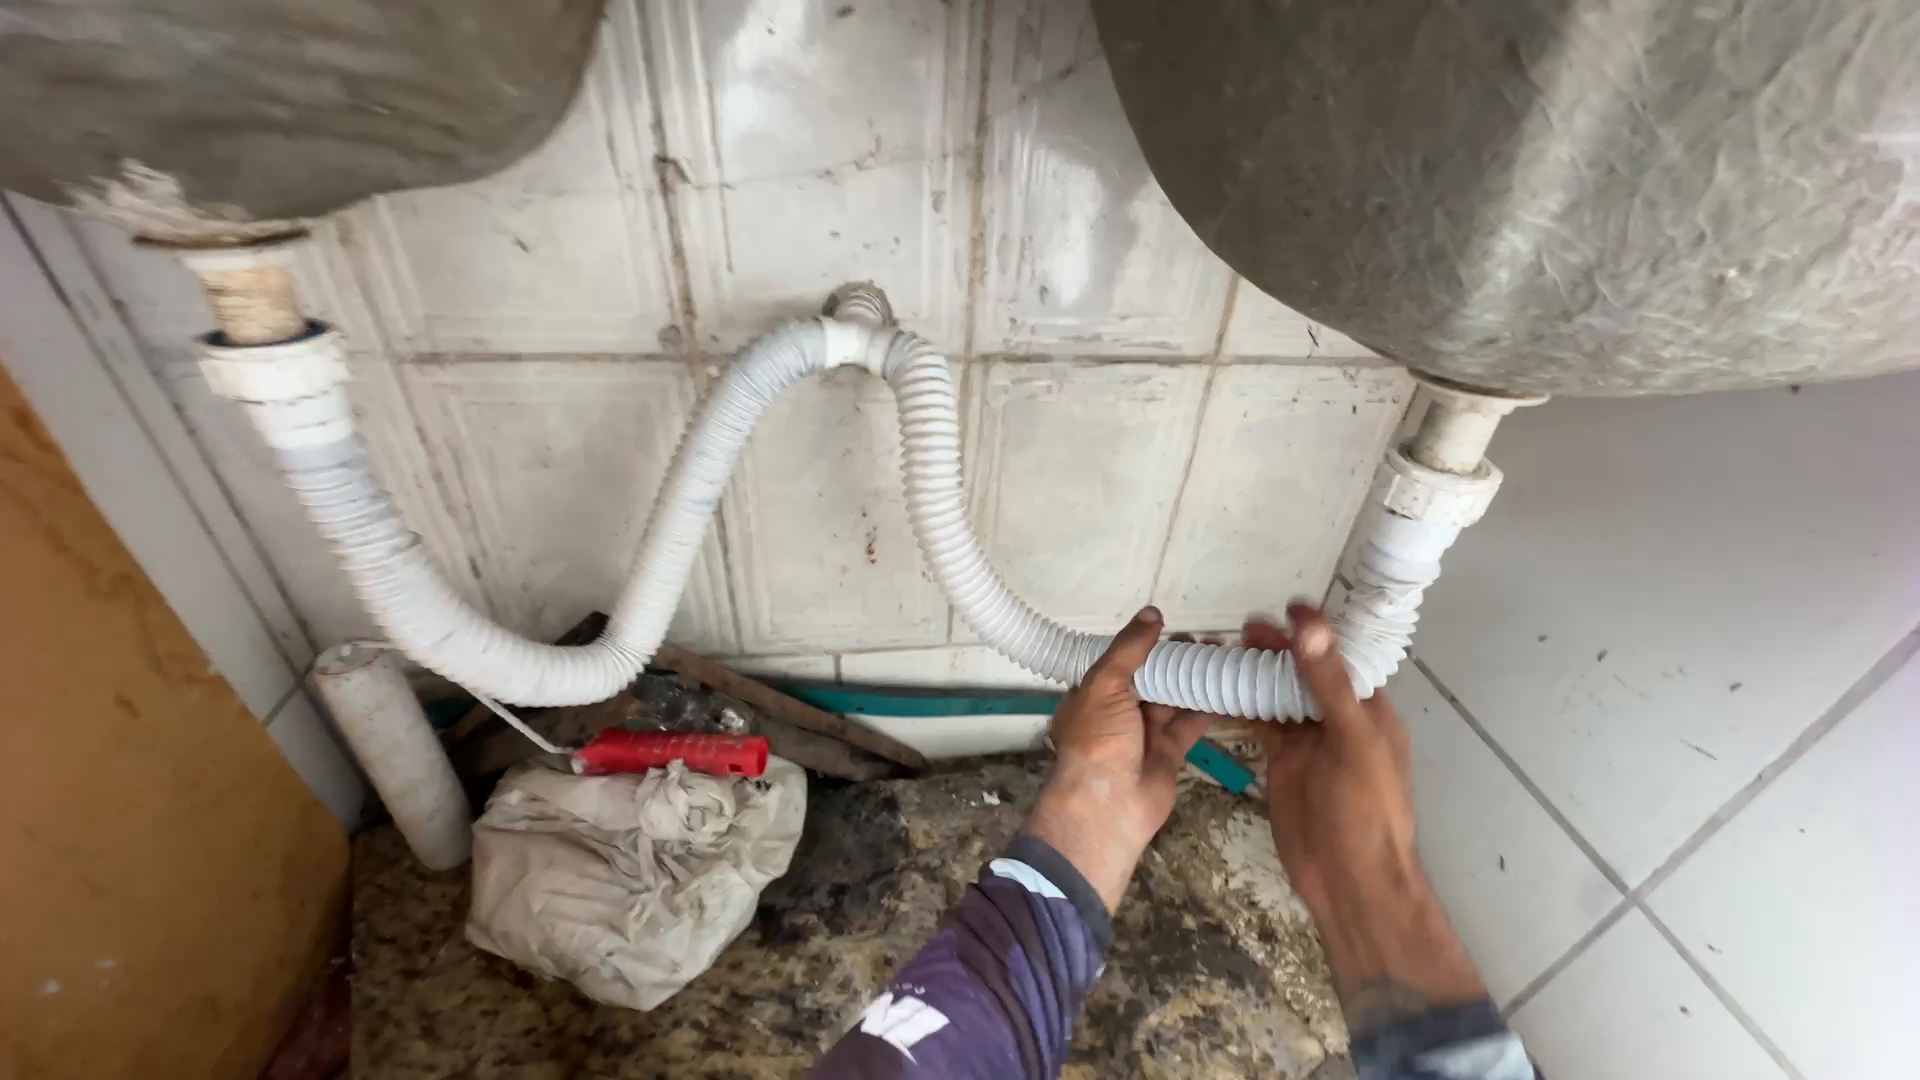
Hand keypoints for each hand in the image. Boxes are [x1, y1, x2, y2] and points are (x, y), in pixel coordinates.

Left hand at [1021, 606, 1216, 911]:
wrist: (1108, 803)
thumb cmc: (1097, 738)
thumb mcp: (1105, 683)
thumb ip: (1129, 648)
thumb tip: (1151, 613)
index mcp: (1092, 693)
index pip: (1119, 661)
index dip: (1143, 644)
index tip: (1170, 628)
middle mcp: (1116, 711)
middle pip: (1149, 678)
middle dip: (1175, 660)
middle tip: (1205, 641)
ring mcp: (1142, 733)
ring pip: (1172, 698)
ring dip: (1194, 679)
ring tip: (1222, 656)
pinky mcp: (1168, 752)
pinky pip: (1189, 724)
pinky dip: (1206, 708)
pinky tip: (1227, 688)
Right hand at [1253, 602, 1486, 1032]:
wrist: (1348, 880)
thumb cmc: (1364, 810)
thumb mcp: (1352, 741)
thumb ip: (1328, 684)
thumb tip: (1311, 627)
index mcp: (1368, 713)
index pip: (1341, 660)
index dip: (1317, 633)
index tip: (1289, 607)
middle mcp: (1338, 722)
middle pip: (1306, 673)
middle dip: (1281, 648)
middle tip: (1249, 627)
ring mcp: (1308, 742)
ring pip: (1280, 695)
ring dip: (1259, 671)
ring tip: (1232, 647)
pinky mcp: (1283, 760)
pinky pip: (1262, 722)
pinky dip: (1244, 702)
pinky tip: (1222, 686)